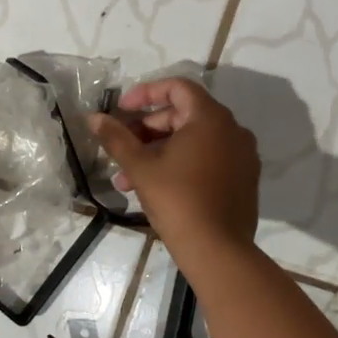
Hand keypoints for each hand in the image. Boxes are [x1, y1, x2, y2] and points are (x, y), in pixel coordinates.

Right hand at [89, 77, 260, 253]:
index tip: (121, 110)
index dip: (145, 93)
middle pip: (183, 115)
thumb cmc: (177, 200)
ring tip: (128, 179)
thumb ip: (116, 138)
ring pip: (192, 141)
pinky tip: (155, 188)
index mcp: (210, 119)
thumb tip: (94, 117)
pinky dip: (180, 163)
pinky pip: (208, 159)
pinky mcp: (243, 179)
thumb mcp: (140, 167)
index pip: (177, 87)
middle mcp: (232, 130)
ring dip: (158, 152)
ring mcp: (242, 155)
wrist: (218, 250)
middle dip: (146, 130)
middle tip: (121, 149)